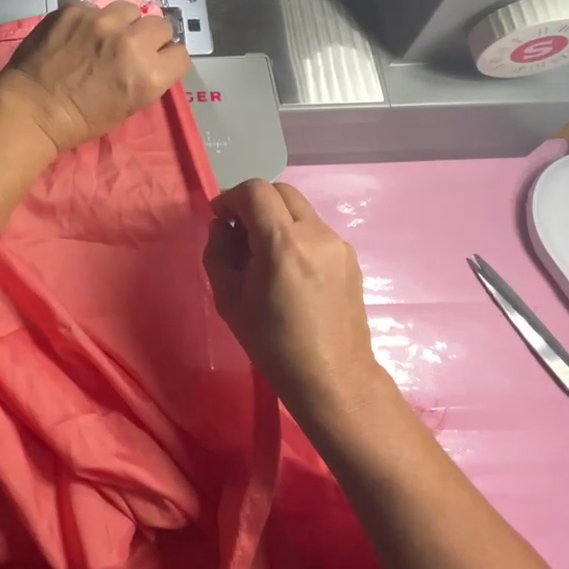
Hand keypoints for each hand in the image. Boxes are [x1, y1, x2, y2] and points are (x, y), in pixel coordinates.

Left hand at [0, 1, 190, 155]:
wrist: (32, 109)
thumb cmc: (80, 120)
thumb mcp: (129, 107)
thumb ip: (147, 77)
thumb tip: (152, 57)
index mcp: (149, 75)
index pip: (181, 54)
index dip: (167, 59)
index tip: (155, 62)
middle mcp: (131, 43)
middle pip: (161, 25)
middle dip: (150, 37)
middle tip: (130, 49)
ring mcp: (102, 22)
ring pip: (130, 8)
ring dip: (124, 22)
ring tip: (105, 37)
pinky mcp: (75, 10)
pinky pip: (96, 7)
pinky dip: (92, 20)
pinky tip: (78, 36)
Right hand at [204, 179, 381, 412]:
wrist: (332, 377)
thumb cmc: (272, 343)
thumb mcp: (228, 299)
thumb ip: (219, 251)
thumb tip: (225, 226)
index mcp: (283, 244)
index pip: (255, 191)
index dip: (231, 198)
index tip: (220, 219)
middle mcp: (316, 234)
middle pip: (280, 191)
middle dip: (254, 202)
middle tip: (239, 232)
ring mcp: (338, 243)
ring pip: (299, 209)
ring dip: (276, 218)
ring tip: (263, 254)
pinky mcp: (349, 256)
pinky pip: (314, 230)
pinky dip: (295, 234)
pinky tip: (288, 270)